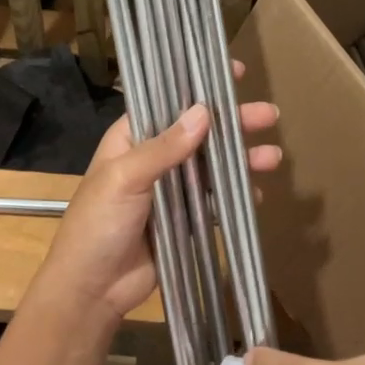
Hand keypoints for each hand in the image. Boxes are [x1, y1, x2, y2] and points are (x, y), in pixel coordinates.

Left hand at [33, 63, 280, 323]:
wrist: (90, 291)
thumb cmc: (97, 225)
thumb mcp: (125, 179)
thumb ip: (165, 148)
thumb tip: (204, 111)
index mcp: (132, 138)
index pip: (170, 100)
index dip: (201, 85)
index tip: (235, 72)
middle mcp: (153, 157)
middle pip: (200, 132)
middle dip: (234, 123)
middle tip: (269, 115)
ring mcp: (170, 190)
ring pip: (213, 166)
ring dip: (242, 160)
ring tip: (274, 158)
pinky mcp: (184, 221)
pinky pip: (215, 202)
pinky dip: (236, 196)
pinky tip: (257, 195)